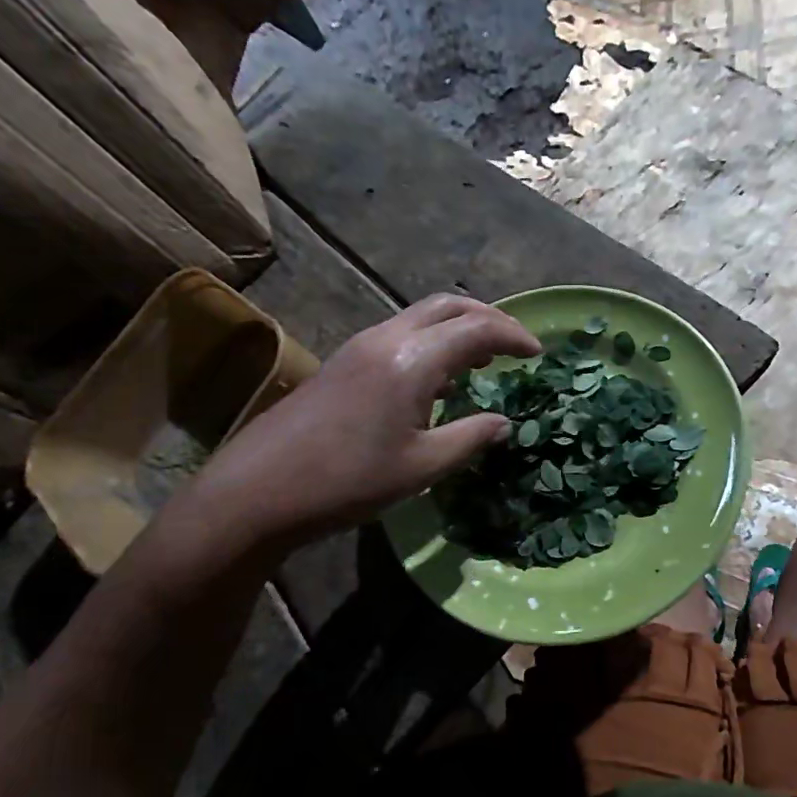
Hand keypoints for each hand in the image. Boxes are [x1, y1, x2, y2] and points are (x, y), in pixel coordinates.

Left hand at [187, 294, 540, 546]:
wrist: (257, 491)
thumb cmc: (346, 482)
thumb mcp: (421, 467)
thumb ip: (470, 438)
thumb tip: (504, 423)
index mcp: (411, 360)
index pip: (477, 328)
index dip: (513, 335)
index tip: (539, 352)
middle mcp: (386, 338)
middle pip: (448, 305)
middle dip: (488, 318)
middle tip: (514, 345)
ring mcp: (360, 346)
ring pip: (422, 317)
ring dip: (458, 328)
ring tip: (484, 360)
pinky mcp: (344, 361)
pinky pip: (401, 334)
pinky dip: (432, 342)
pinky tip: (439, 378)